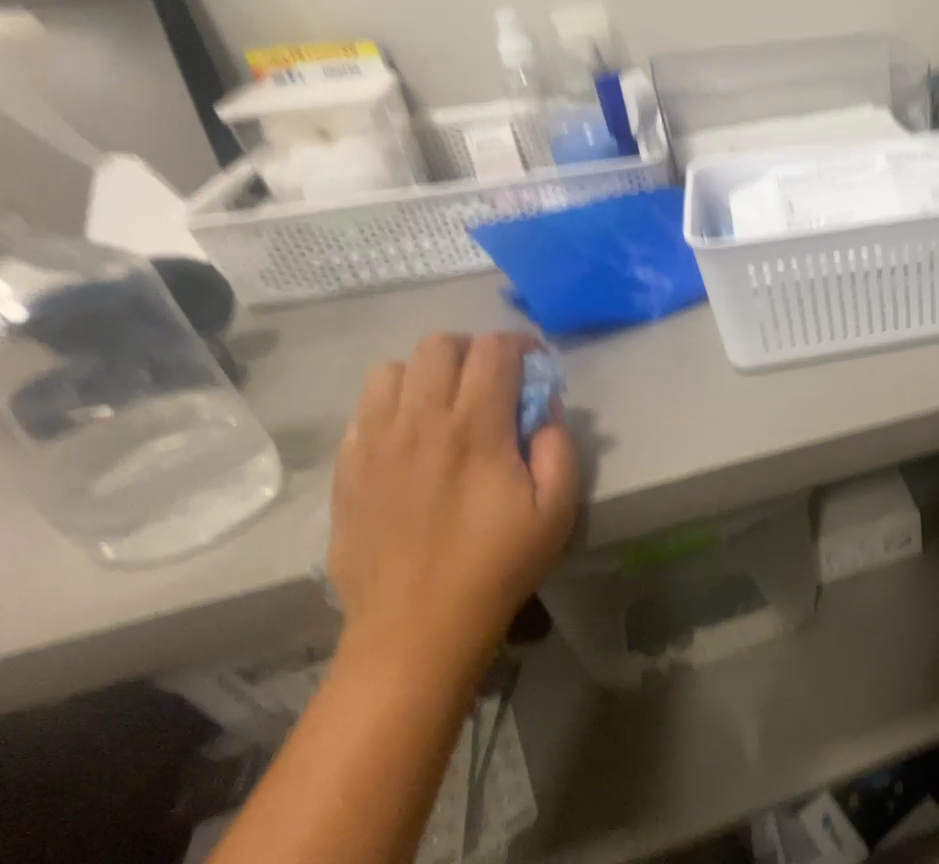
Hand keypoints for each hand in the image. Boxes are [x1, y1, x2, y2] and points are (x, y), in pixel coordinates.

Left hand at [328, 332, 580, 672]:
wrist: (416, 624)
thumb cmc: (498, 565)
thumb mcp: (556, 510)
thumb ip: (559, 447)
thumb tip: (544, 409)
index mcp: (475, 429)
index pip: (494, 351)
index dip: (521, 346)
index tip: (537, 366)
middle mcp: (419, 422)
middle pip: (439, 346)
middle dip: (474, 351)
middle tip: (494, 383)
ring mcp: (374, 443)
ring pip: (393, 368)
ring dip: (427, 374)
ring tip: (448, 405)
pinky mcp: (346, 467)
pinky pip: (364, 409)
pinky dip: (393, 405)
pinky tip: (413, 438)